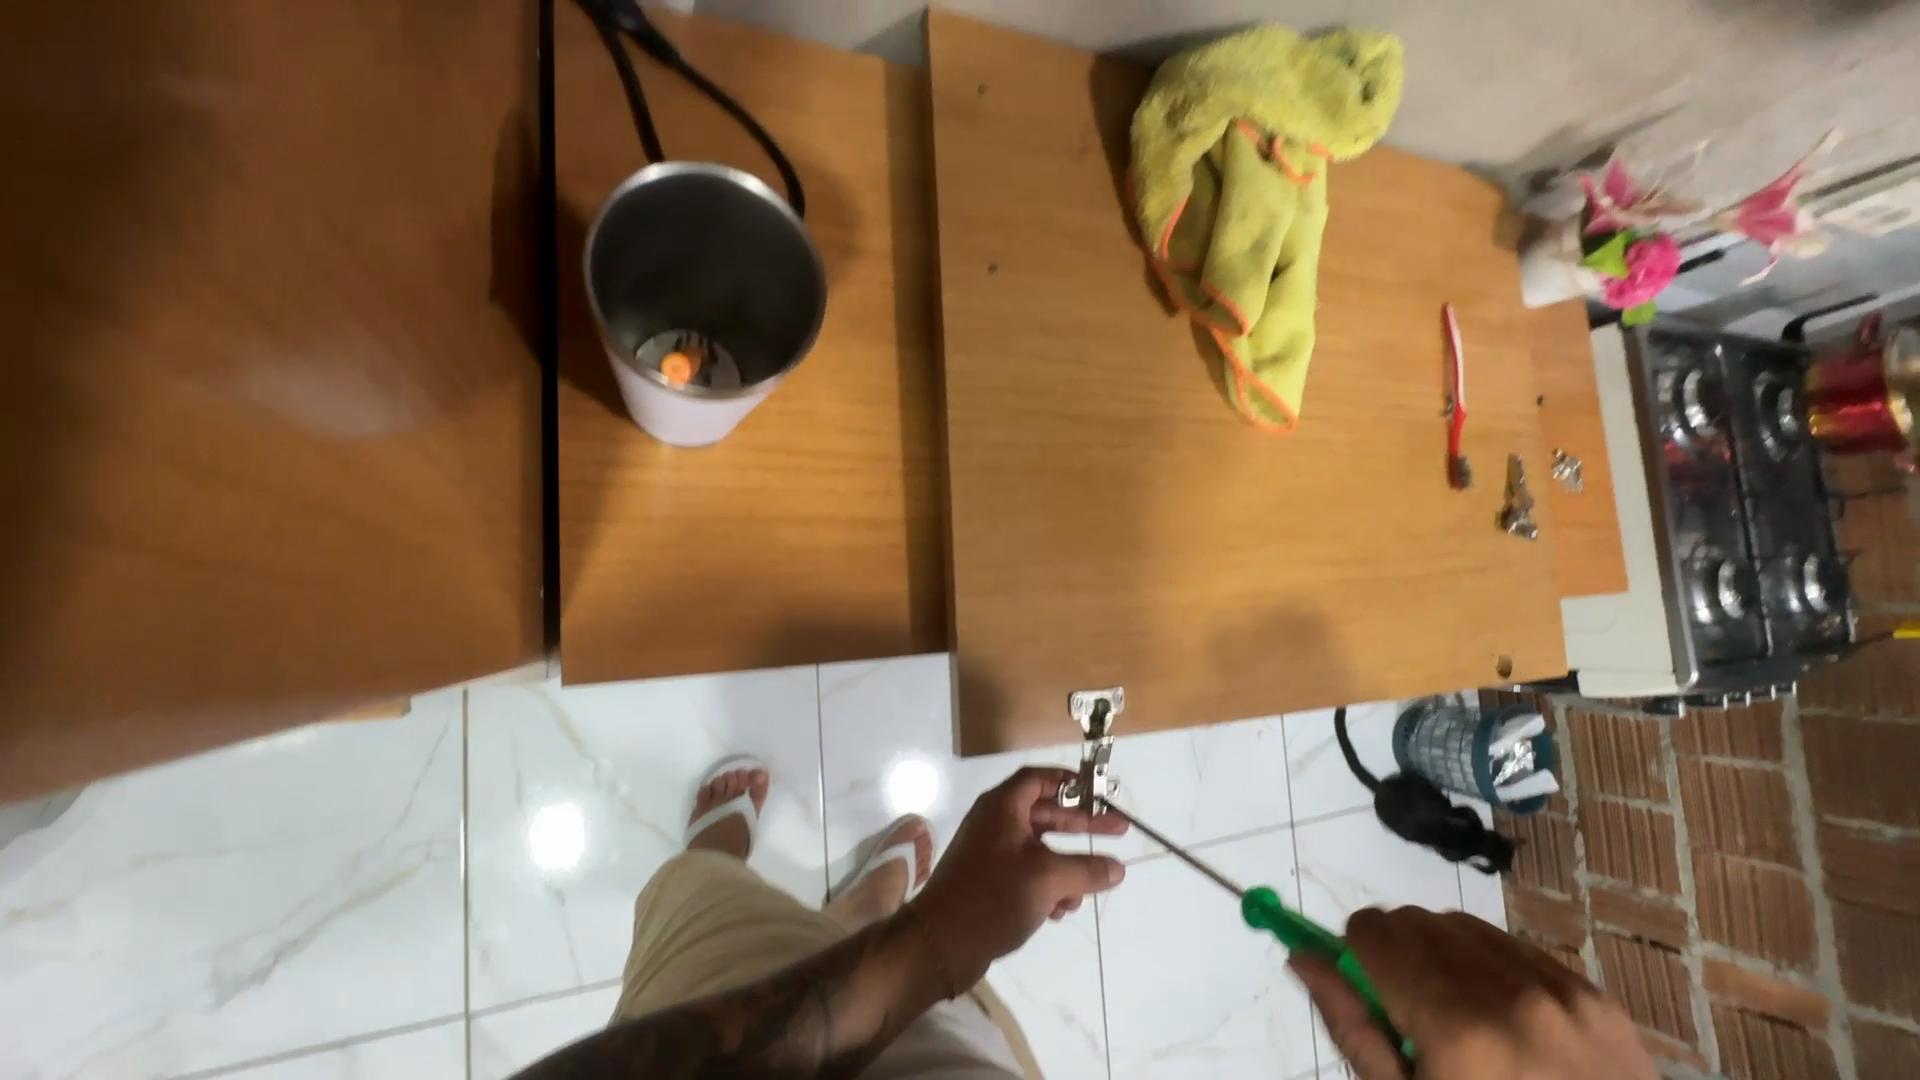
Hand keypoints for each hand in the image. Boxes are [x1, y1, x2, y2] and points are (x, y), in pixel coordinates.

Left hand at [909, 767, 1129, 986]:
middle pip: (1046, 813)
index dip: (1070, 781)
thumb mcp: (1048, 879)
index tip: (1099, 792)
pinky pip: (1027, 872)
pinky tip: (1060, 909)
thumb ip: (1086, 870)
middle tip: (1119, 832)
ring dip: (1066, 865)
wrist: (941, 942)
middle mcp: (995, 822)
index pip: (1039, 778)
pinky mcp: (989, 881)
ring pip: (1039, 848)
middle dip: (1081, 825)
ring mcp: (990, 852)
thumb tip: (1117, 868)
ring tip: (1087, 888)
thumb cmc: (994, 896)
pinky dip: (1047, 885)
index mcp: (1002, 806)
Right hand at [1292, 907, 1654, 1078]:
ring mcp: (1560, 993)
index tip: (1362, 983)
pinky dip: (1491, 965)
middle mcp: (1507, 995)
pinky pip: (1514, 946)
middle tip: (1406, 1006)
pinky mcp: (1599, 999)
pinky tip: (1504, 1018)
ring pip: (1461, 925)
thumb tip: (1303, 957)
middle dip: (1395, 950)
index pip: (1373, 931)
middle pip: (1413, 920)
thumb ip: (1352, 1028)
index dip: (1354, 950)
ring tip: (1458, 1013)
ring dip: (1442, 952)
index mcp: (1456, 1028)